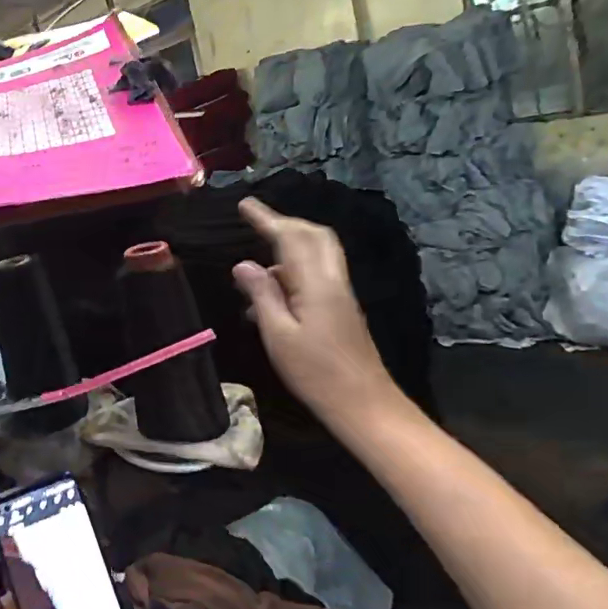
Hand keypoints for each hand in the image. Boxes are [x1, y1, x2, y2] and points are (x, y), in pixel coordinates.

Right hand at [232, 198, 398, 420]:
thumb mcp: (278, 336)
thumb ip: (262, 296)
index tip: (245, 205)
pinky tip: (271, 299)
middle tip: (257, 223)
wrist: (364, 403)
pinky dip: (294, 273)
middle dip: (285, 224)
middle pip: (314, 235)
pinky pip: (317, 275)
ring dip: (289, 248)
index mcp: (316, 283)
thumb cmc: (316, 373)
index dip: (267, 218)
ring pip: (317, 254)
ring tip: (255, 269)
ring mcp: (341, 294)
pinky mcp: (343, 309)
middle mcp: (333, 280)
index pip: (290, 237)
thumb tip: (243, 265)